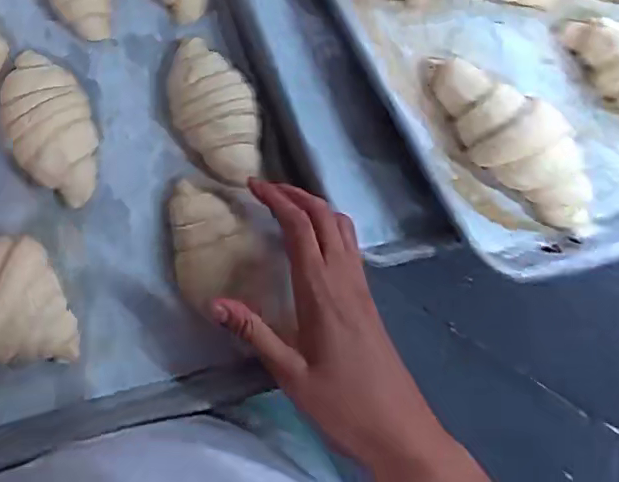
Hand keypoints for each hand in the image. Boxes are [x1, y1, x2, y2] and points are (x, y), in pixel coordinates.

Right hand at [213, 180, 487, 481]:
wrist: (404, 434)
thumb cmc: (345, 406)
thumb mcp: (291, 375)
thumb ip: (254, 333)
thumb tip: (214, 302)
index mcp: (321, 290)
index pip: (300, 226)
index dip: (276, 198)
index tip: (253, 184)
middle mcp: (344, 278)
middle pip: (323, 215)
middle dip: (294, 193)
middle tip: (265, 187)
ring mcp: (360, 286)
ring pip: (341, 225)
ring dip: (314, 205)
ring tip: (288, 204)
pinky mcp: (368, 298)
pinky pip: (349, 244)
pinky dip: (328, 224)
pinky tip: (315, 240)